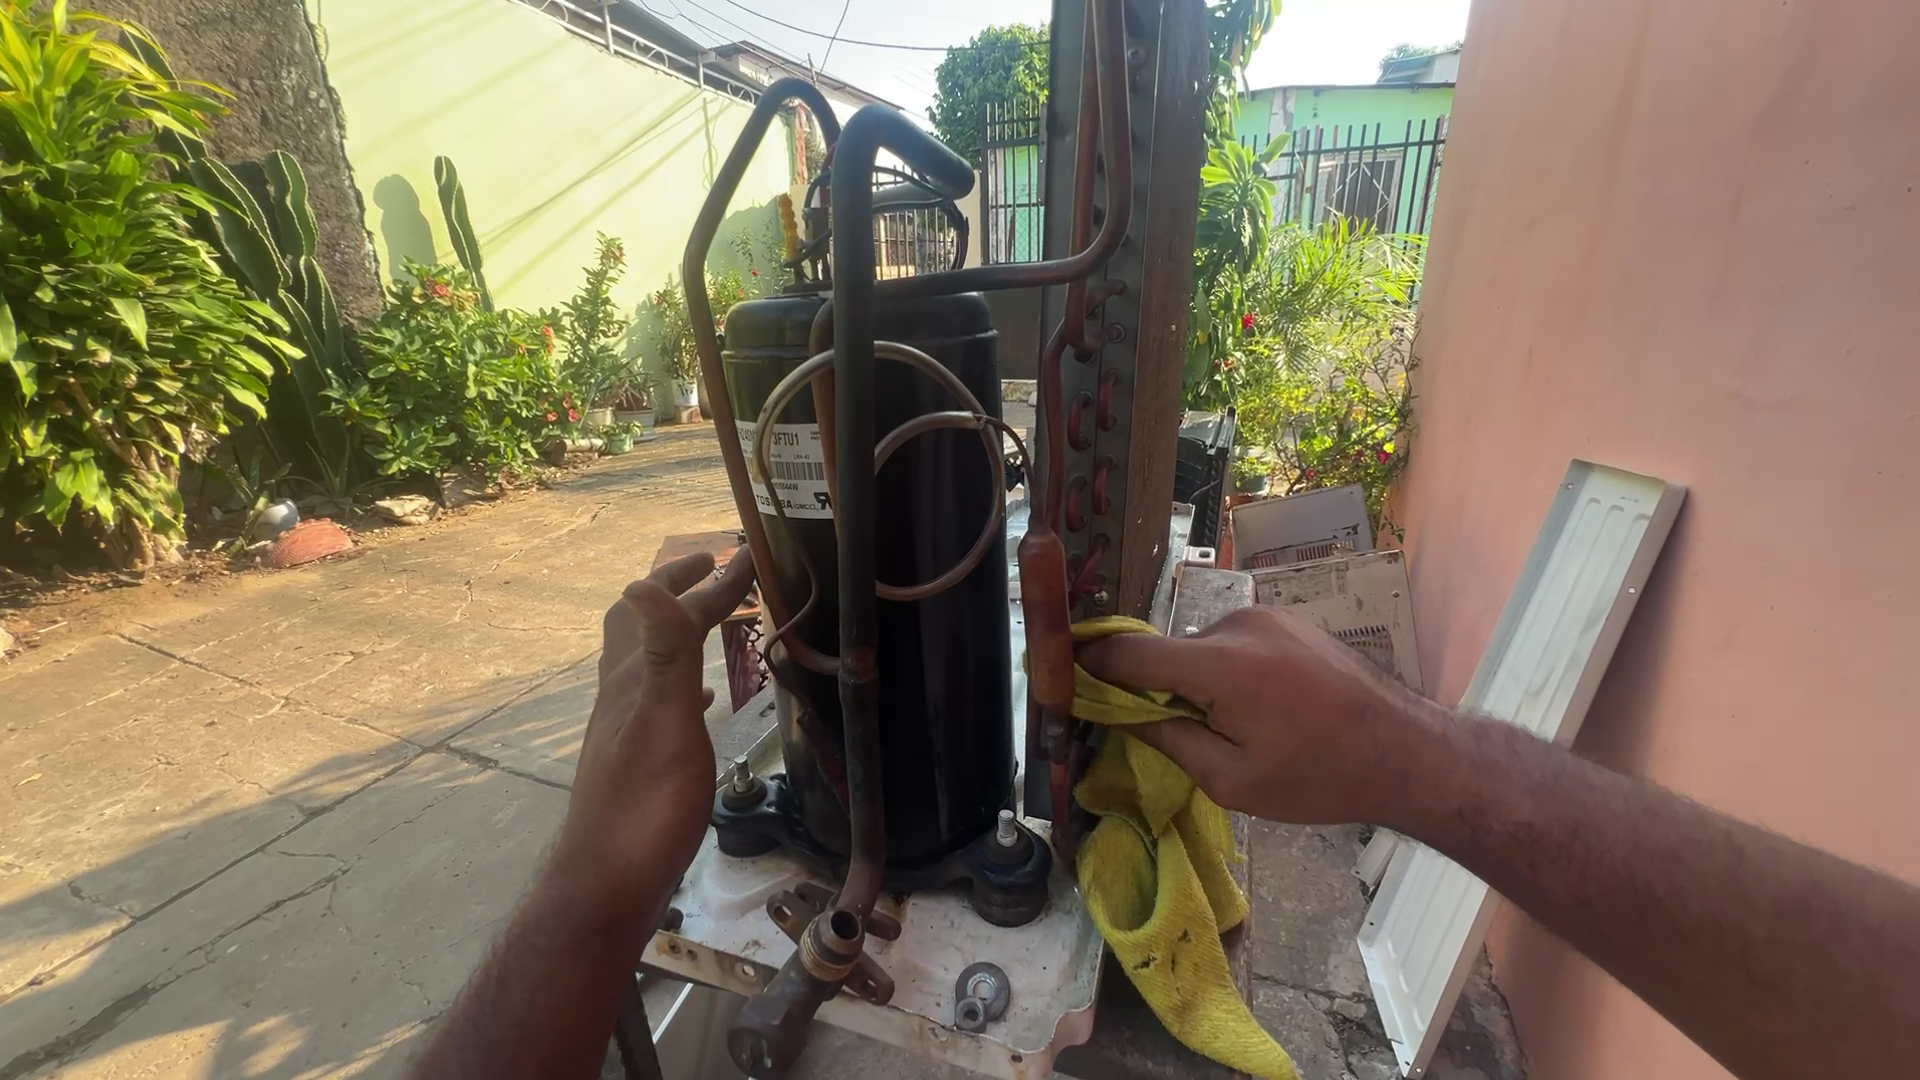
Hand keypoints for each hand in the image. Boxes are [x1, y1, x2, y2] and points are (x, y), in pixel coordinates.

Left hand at [551, 550, 755, 919]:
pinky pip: (662, 700)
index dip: (707, 581)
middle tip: (712, 567)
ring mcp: (628, 725)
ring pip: (650, 659)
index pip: (671, 612)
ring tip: (711, 617)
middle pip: (641, 623)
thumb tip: (640, 581)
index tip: (744, 554)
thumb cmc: (647, 805)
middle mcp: (624, 692)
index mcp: (632, 680)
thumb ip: (662, 656)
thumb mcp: (663, 723)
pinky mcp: (639, 755)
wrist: (608, 885)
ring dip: (679, 628)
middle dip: (676, 587)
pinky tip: (703, 697)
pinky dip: (685, 681)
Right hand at [1078, 604, 1442, 825]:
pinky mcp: (1283, 617)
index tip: (1068, 674)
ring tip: (1240, 721)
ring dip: (1197, 678)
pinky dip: (1226, 667)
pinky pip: (1230, 639)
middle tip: (1177, 729)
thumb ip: (1167, 739)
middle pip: (1167, 651)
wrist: (1409, 751)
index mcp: (1221, 666)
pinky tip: (1264, 702)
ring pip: (1198, 645)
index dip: (1093, 664)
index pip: (1131, 654)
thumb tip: (1122, 713)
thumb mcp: (1233, 780)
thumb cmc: (1320, 776)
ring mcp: (1264, 615)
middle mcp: (1236, 625)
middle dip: (1158, 686)